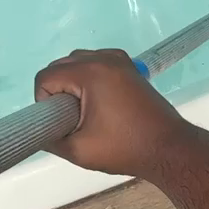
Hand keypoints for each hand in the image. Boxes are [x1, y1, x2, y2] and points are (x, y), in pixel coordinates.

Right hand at [33, 49, 202, 177]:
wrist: (169, 148)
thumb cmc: (125, 149)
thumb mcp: (78, 150)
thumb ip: (50, 139)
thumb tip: (39, 131)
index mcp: (90, 73)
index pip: (46, 77)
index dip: (44, 102)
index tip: (59, 122)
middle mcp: (104, 58)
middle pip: (61, 65)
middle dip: (58, 91)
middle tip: (71, 120)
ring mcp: (120, 60)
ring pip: (79, 62)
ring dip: (74, 83)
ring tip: (86, 113)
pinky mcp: (130, 67)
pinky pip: (98, 63)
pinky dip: (92, 78)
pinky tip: (100, 102)